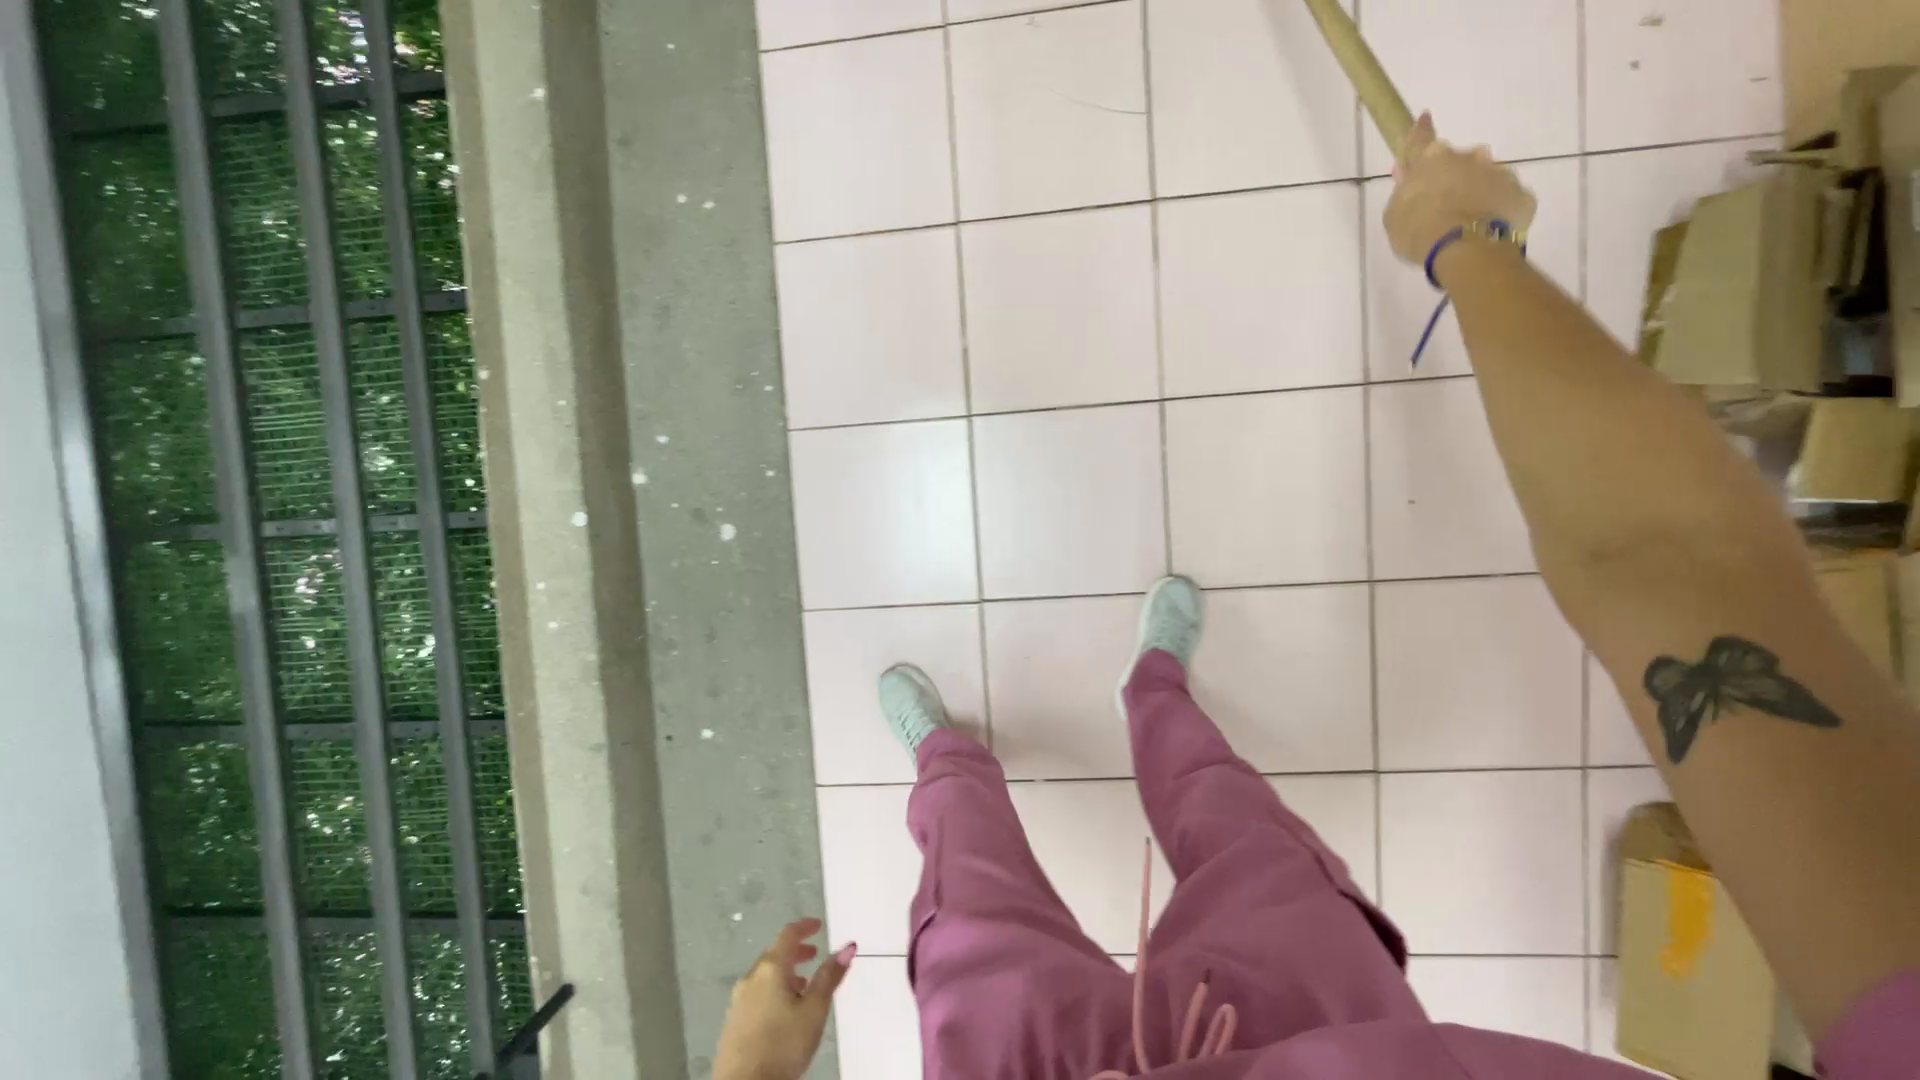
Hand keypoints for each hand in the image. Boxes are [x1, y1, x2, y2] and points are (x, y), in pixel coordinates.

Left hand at [712, 918, 853, 1079]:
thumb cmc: (783, 1045)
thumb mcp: (814, 1010)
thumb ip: (830, 977)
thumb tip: (848, 946)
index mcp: (770, 969)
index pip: (787, 935)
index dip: (804, 927)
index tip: (818, 925)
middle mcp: (750, 978)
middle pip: (774, 954)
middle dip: (796, 951)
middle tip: (814, 955)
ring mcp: (738, 1001)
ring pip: (764, 976)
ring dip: (784, 973)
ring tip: (803, 984)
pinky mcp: (733, 1022)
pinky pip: (756, 994)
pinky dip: (773, 990)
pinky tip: (782, 1010)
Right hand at [1383, 112, 1537, 264]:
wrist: (1466, 248)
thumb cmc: (1420, 231)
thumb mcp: (1395, 216)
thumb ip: (1402, 192)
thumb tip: (1406, 174)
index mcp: (1434, 159)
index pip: (1422, 139)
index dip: (1421, 129)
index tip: (1425, 116)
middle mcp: (1470, 157)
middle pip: (1460, 160)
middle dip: (1453, 173)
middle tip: (1444, 200)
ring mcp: (1499, 173)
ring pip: (1485, 176)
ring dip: (1477, 190)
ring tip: (1468, 220)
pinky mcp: (1520, 194)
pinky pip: (1506, 198)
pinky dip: (1498, 208)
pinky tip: (1489, 228)